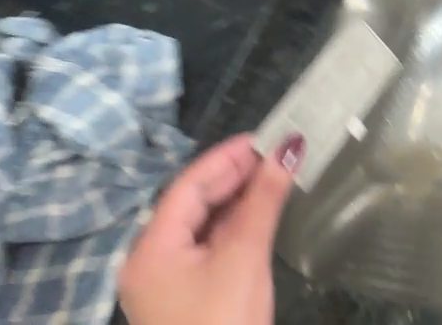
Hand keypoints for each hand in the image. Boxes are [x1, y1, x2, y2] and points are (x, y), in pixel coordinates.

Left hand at [119, 132, 303, 324]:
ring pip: (204, 221)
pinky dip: (237, 221)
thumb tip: (290, 146)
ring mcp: (168, 278)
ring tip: (278, 173)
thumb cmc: (222, 320)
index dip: (227, 156)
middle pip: (193, 201)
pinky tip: (264, 208)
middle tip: (280, 152)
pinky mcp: (187, 292)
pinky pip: (210, 241)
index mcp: (151, 249)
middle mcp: (151, 259)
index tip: (268, 135)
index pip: (188, 185)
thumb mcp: (245, 254)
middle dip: (236, 174)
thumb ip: (265, 197)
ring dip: (239, 196)